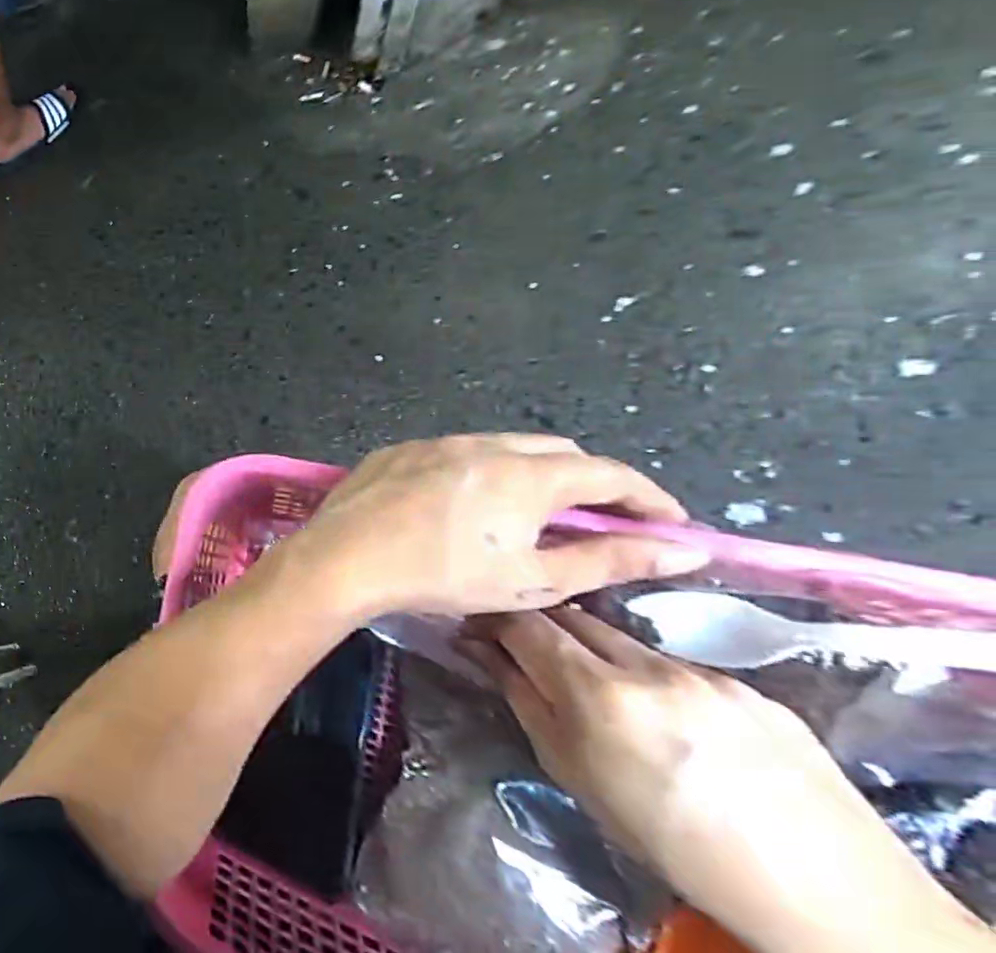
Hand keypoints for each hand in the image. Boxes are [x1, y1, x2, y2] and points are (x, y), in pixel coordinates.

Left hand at [274, 433, 705, 616]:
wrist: (342, 558)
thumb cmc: (440, 575)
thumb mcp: (531, 579)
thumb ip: (609, 561)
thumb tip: (681, 550)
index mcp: (524, 474)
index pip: (608, 472)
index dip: (647, 497)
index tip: (668, 523)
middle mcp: (481, 445)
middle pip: (555, 452)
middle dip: (590, 481)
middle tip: (599, 520)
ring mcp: (432, 443)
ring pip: (500, 447)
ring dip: (530, 472)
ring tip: (532, 512)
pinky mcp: (395, 451)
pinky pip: (453, 453)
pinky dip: (478, 471)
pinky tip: (465, 503)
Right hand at [462, 608, 993, 952]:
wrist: (828, 896)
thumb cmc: (669, 840)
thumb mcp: (572, 772)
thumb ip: (523, 699)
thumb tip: (482, 649)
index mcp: (599, 692)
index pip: (525, 622)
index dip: (493, 616)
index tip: (474, 625)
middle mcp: (651, 666)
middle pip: (573, 616)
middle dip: (538, 623)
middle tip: (517, 644)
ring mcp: (707, 673)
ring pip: (625, 639)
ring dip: (592, 650)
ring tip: (592, 687)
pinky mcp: (752, 687)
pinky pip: (677, 666)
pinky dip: (648, 676)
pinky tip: (663, 717)